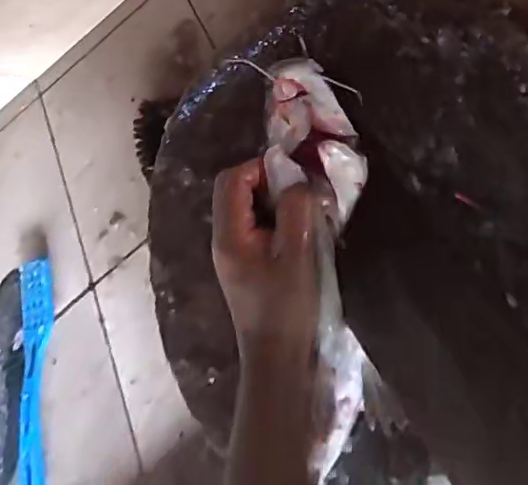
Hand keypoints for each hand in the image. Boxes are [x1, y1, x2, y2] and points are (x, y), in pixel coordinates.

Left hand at [212, 159, 317, 361]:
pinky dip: (276, 217)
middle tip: (300, 192)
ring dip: (275, 199)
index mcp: (229, 234)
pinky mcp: (246, 262)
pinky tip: (299, 230)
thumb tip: (297, 179)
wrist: (278, 360)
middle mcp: (223, 239)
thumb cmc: (287, 306)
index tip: (292, 178)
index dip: (260, 168)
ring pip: (247, 205)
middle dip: (268, 181)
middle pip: (236, 189)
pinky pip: (256, 224)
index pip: (232, 179)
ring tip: (303, 210)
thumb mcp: (298, 252)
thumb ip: (296, 209)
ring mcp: (233, 252)